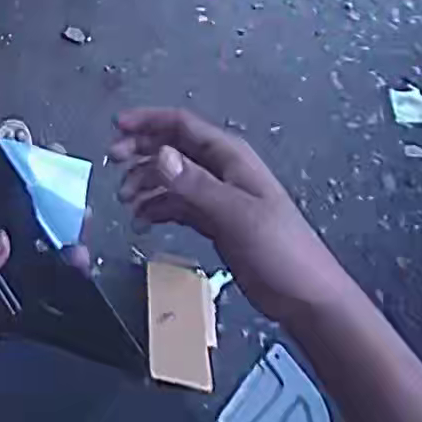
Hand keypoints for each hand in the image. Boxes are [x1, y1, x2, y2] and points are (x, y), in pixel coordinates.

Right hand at [110, 107, 346, 319]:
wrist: (308, 300)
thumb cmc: (279, 250)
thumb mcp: (235, 214)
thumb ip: (195, 184)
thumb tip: (157, 154)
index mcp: (229, 156)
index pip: (181, 125)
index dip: (148, 121)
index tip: (117, 126)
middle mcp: (219, 169)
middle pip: (171, 147)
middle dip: (140, 150)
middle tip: (113, 162)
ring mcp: (215, 194)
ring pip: (169, 176)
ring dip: (144, 181)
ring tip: (125, 199)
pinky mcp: (212, 219)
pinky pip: (175, 203)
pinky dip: (155, 207)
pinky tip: (141, 219)